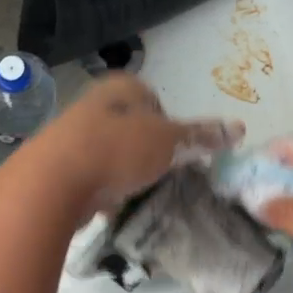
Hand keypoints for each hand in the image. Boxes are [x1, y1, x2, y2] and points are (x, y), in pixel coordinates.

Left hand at [28, 74, 241, 218]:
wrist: (54, 182)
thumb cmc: (117, 149)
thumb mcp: (169, 141)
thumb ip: (201, 136)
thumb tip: (239, 128)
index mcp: (121, 87)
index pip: (154, 100)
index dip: (169, 126)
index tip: (176, 152)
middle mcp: (96, 104)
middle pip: (133, 127)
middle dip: (148, 152)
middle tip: (162, 174)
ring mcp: (75, 135)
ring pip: (113, 153)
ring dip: (126, 172)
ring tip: (137, 191)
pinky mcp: (62, 166)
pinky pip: (94, 176)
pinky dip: (105, 189)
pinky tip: (112, 204)